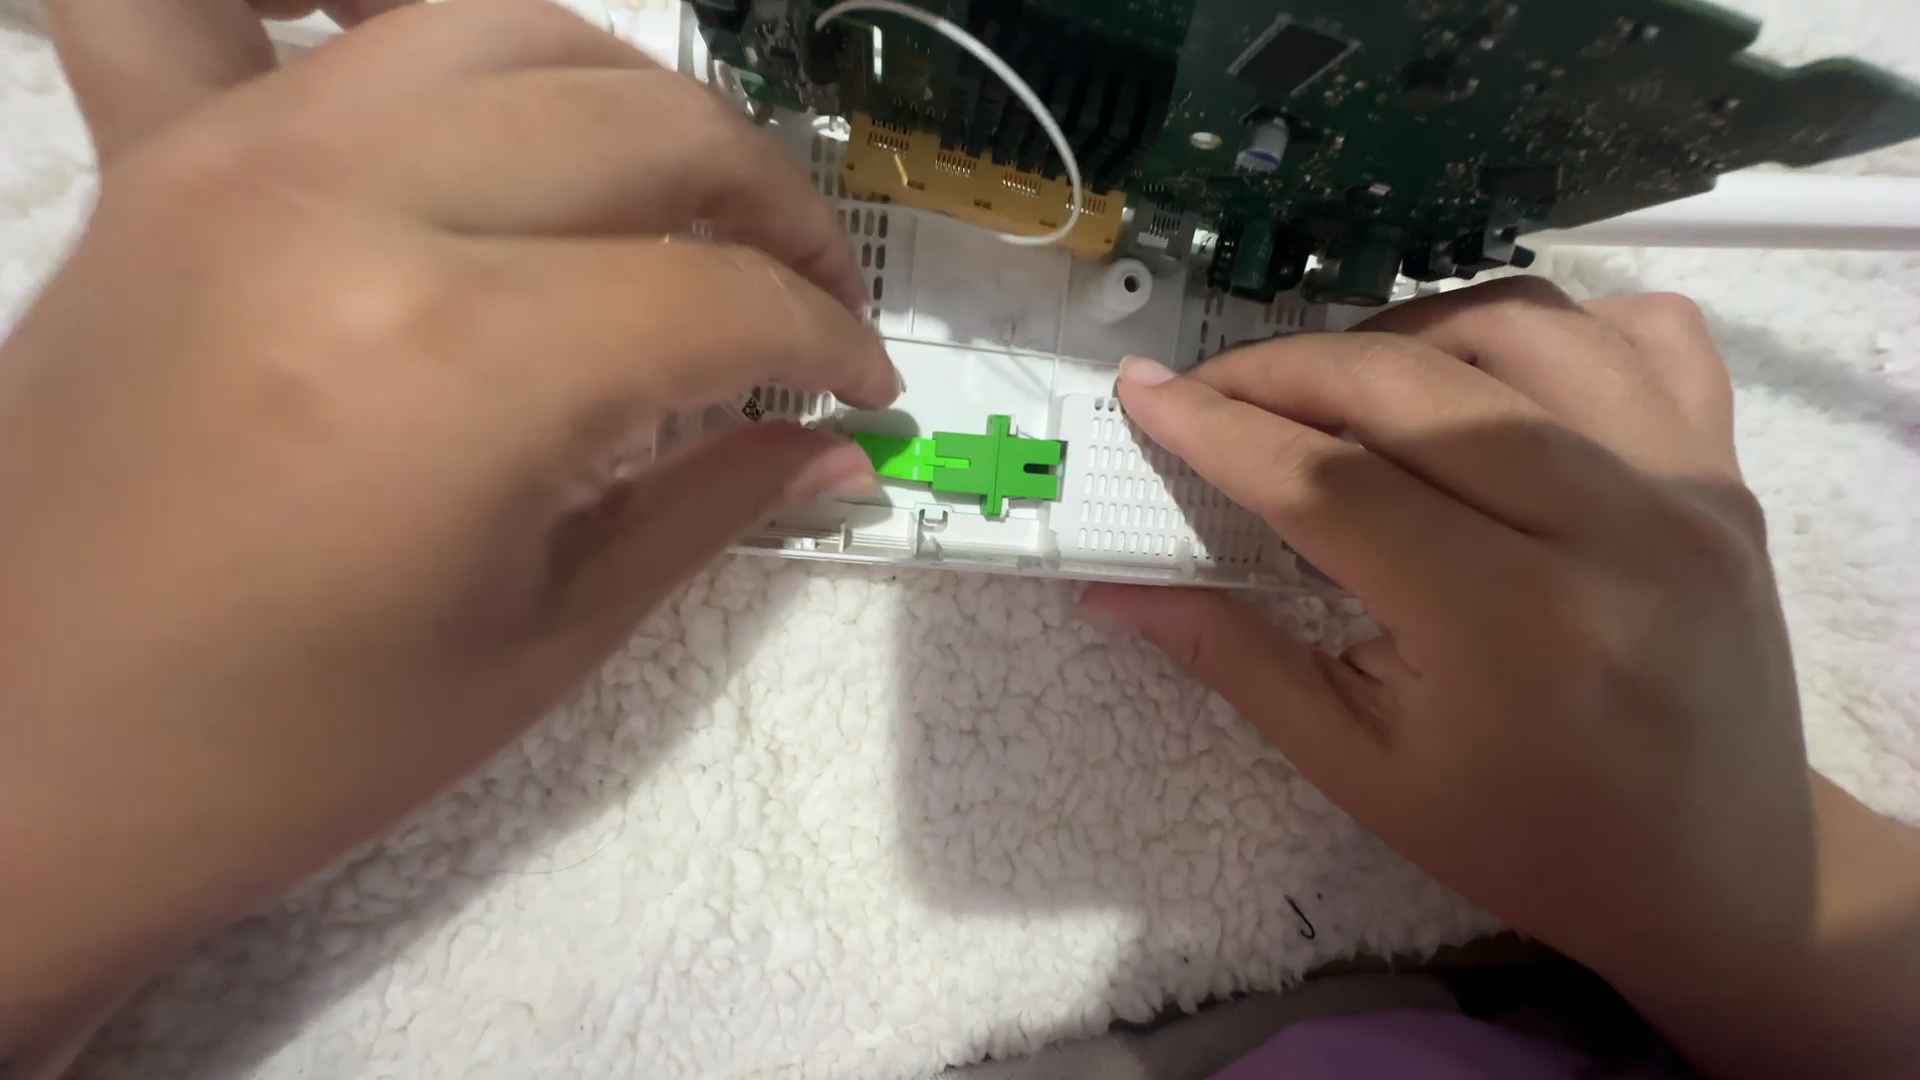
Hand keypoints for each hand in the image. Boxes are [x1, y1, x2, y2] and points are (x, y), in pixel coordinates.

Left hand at [0, 0, 893, 1049]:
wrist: (23, 769)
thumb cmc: (322, 737)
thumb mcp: (564, 630)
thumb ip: (722, 502)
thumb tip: (845, 452)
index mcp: (460, 367)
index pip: (722, 298)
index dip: (829, 339)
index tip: (871, 390)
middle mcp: (351, 209)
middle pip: (651, 127)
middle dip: (781, 208)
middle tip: (821, 297)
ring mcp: (241, 155)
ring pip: (514, 30)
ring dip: (654, 108)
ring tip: (707, 202)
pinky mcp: (163, 157)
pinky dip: (382, 9)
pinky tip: (462, 78)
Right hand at [1086, 279, 1919, 1077]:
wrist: (1715, 876)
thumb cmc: (1511, 832)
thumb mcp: (1345, 758)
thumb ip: (1223, 651)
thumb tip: (1110, 591)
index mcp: (1505, 626)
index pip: (1329, 484)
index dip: (1218, 429)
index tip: (1146, 391)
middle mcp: (1612, 531)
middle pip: (1410, 389)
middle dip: (1281, 371)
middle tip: (1208, 391)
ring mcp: (1688, 486)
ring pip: (1519, 331)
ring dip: (1392, 335)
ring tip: (1325, 384)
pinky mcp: (1729, 468)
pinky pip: (1634, 335)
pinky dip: (1532, 326)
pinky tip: (1470, 371)